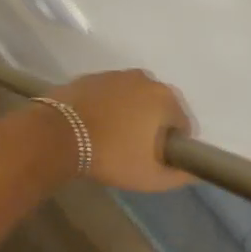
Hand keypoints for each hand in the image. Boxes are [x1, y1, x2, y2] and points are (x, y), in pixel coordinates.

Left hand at [48, 70, 193, 191]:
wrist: (57, 135)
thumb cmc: (111, 155)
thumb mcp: (153, 177)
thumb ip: (181, 174)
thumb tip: (193, 168)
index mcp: (165, 97)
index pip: (181, 124)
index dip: (171, 145)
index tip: (153, 158)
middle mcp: (142, 78)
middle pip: (155, 108)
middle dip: (149, 126)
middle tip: (131, 149)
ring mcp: (112, 74)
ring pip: (130, 99)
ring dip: (126, 114)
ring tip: (110, 138)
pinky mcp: (87, 77)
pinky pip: (105, 95)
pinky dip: (104, 107)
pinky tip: (93, 125)